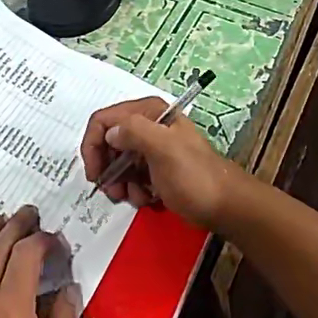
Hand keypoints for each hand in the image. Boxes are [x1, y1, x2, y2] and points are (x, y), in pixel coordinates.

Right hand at [81, 100, 246, 228]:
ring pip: (118, 162)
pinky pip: (132, 176)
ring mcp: (153, 147)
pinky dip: (135, 189)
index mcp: (150, 112)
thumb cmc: (194, 176)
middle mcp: (149, 125)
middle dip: (107, 168)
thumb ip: (134, 132)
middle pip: (108, 141)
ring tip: (135, 197)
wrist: (224, 205)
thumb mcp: (164, 149)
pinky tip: (148, 198)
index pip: (104, 119)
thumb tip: (110, 132)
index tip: (95, 173)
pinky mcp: (157, 168)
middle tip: (113, 191)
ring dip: (121, 182)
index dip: (93, 145)